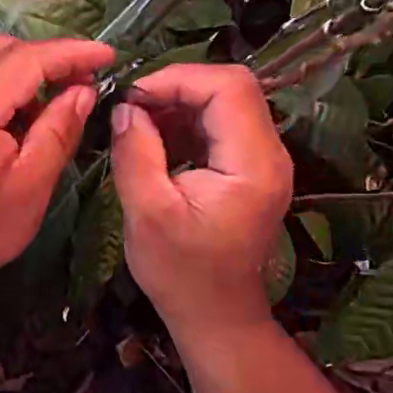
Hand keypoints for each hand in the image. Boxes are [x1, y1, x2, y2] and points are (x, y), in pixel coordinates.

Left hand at [0, 36, 109, 295]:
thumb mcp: (31, 184)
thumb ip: (59, 129)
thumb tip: (83, 90)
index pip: (24, 61)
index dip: (71, 54)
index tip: (109, 56)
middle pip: (1, 51)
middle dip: (48, 58)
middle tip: (86, 80)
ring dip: (25, 73)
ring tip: (59, 103)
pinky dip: (3, 88)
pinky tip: (25, 117)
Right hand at [110, 63, 292, 336]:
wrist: (213, 313)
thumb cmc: (179, 270)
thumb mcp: (147, 212)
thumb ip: (136, 154)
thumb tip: (124, 108)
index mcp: (252, 164)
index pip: (228, 87)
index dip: (177, 79)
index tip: (131, 98)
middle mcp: (269, 154)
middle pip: (231, 89)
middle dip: (176, 87)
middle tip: (130, 108)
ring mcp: (261, 161)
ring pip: (225, 104)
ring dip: (178, 104)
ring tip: (135, 123)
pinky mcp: (247, 170)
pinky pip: (219, 127)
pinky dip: (184, 123)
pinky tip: (152, 140)